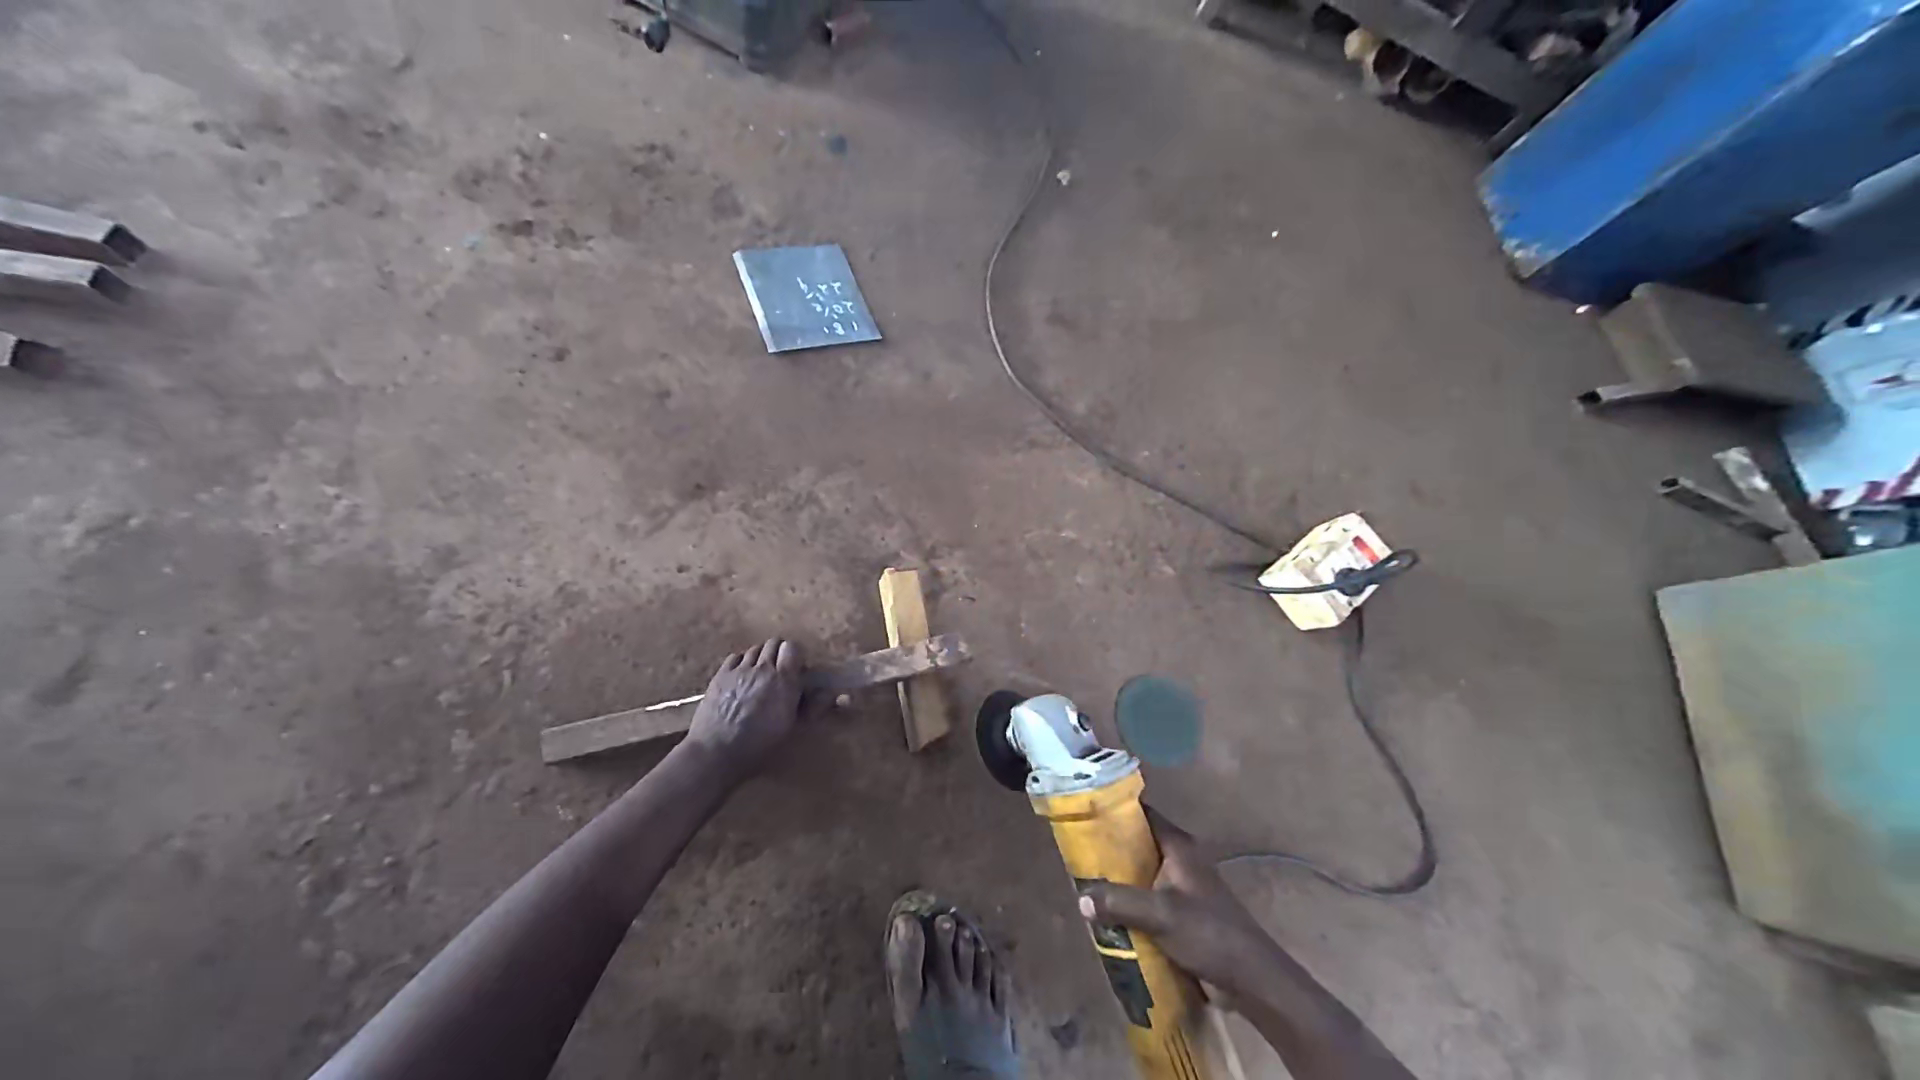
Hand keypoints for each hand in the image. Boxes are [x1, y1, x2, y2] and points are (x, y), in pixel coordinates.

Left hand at [681, 639, 804, 779]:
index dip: (795, 655)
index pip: (793, 647)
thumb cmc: (759, 744)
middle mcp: (763, 668)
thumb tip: (832, 693)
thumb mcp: (792, 728)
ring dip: (761, 658)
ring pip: (754, 650)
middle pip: (774, 643)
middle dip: (779, 654)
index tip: (796, 669)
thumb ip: (814, 707)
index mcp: (784, 680)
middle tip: (779, 672)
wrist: (717, 751)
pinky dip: (741, 663)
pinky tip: (741, 679)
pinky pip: (735, 657)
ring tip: (759, 676)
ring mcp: (739, 669)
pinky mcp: (720, 674)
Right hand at [1078, 809, 1276, 1000]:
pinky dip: (1130, 902)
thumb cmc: (1209, 933)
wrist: (1251, 979)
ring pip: (1142, 873)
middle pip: (1138, 843)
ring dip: (1118, 879)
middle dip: (1110, 848)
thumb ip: (1120, 903)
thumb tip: (1081, 898)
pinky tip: (1108, 913)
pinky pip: (1148, 898)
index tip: (1085, 811)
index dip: (1114, 810)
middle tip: (1077, 851)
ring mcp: (1183, 886)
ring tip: (1085, 882)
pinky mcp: (1183, 912)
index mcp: (1178, 846)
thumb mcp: (1161, 914)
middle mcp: (1180, 859)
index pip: (1142, 813)